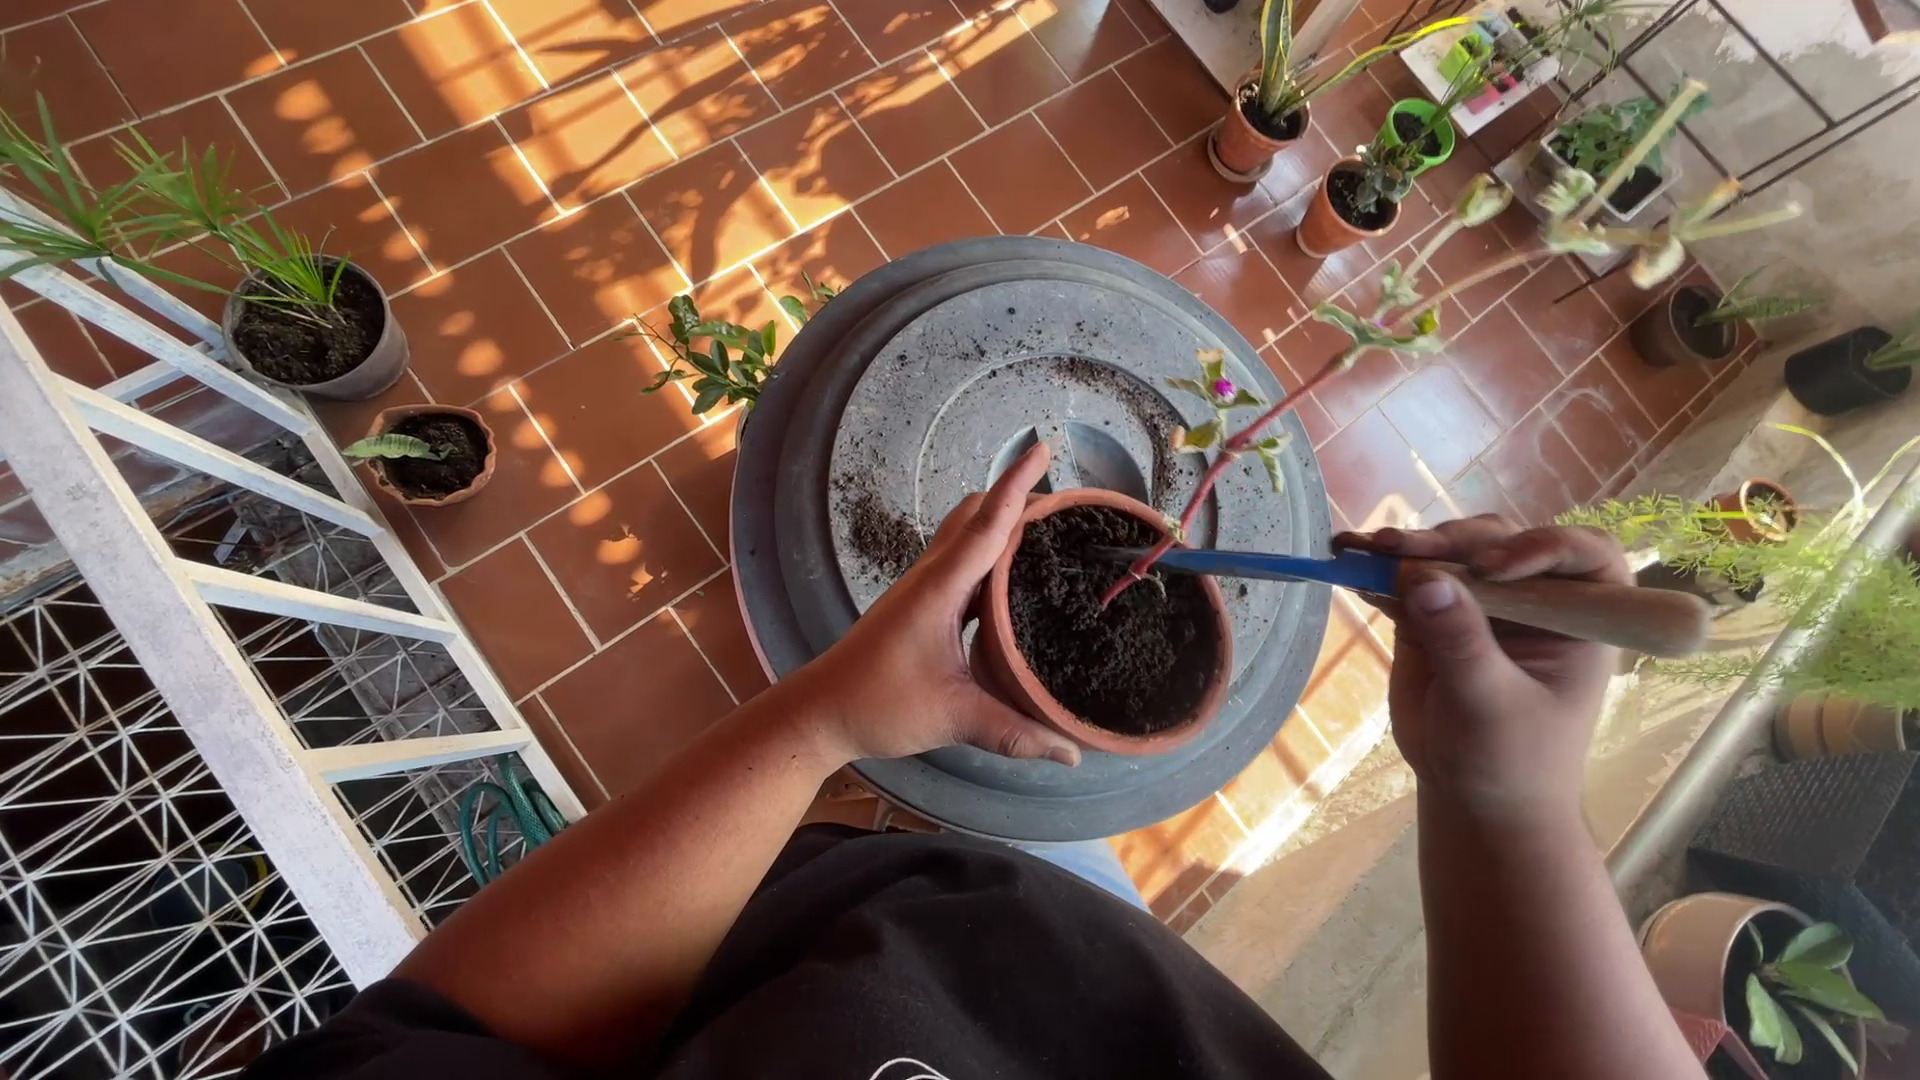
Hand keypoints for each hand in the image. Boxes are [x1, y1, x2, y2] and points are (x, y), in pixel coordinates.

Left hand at [782, 443, 1081, 766]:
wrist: (820, 711)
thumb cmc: (877, 703)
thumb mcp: (951, 717)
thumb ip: (1013, 732)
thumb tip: (1070, 752)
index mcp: (940, 588)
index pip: (987, 526)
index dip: (1017, 486)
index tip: (1042, 449)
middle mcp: (931, 577)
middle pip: (974, 516)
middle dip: (1015, 499)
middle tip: (1063, 504)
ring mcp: (923, 589)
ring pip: (965, 536)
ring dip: (1001, 524)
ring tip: (1047, 532)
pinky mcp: (920, 605)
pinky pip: (961, 563)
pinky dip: (989, 554)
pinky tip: (1013, 580)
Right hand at [1336, 518, 1627, 822]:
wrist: (1472, 794)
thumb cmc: (1509, 758)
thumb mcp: (1490, 702)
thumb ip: (1460, 640)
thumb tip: (1423, 578)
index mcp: (1577, 618)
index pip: (1580, 556)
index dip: (1541, 546)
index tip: (1490, 569)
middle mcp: (1531, 600)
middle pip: (1494, 544)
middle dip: (1446, 541)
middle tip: (1394, 548)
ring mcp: (1477, 606)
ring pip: (1445, 555)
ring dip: (1404, 547)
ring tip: (1362, 549)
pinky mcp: (1431, 618)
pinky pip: (1403, 584)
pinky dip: (1373, 573)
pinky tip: (1344, 563)